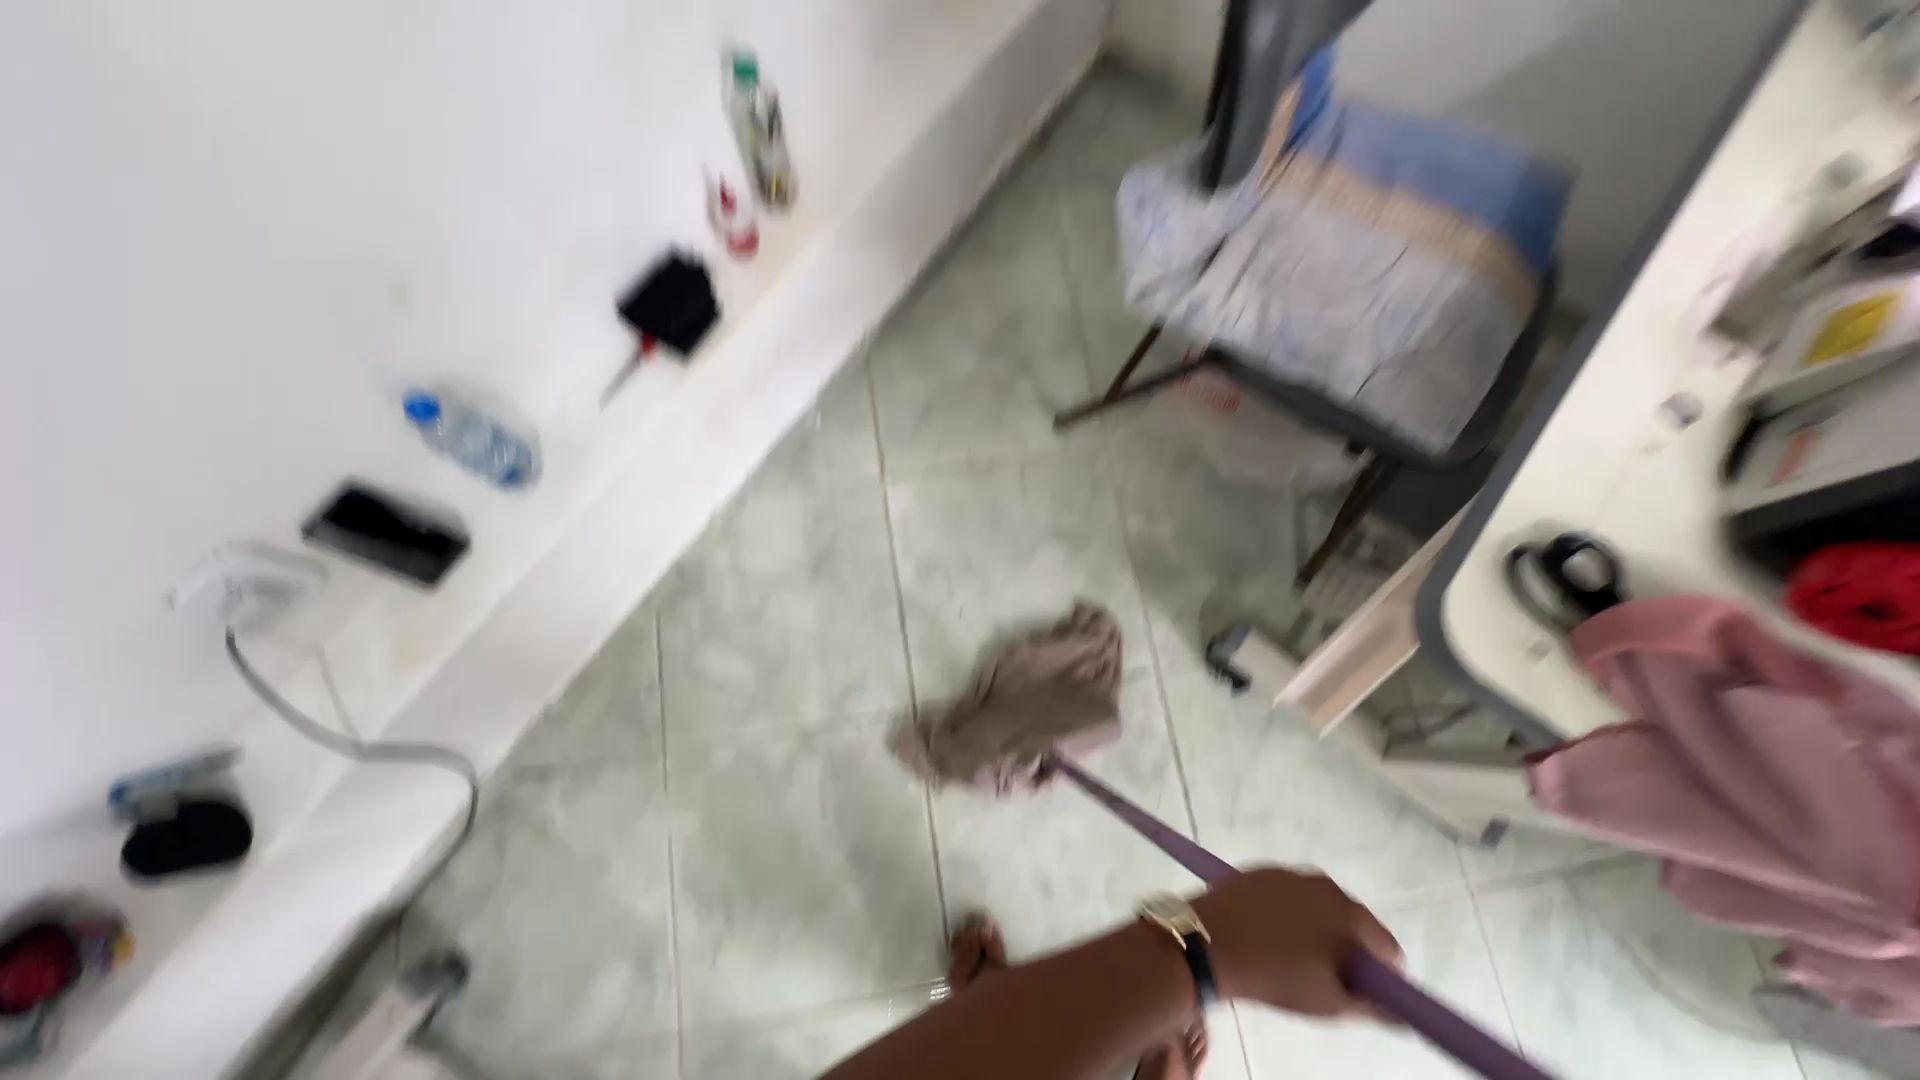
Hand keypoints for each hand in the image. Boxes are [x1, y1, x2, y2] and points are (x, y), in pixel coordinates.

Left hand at [1190, 865, 1402, 1017]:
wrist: (1207, 940)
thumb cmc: (1275, 974)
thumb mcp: (1330, 1002)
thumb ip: (1373, 1008)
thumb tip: (1403, 1016)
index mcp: (1350, 914)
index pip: (1387, 947)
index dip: (1383, 975)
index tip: (1362, 992)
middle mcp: (1326, 884)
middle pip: (1354, 922)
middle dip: (1349, 949)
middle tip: (1325, 977)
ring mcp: (1290, 873)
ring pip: (1319, 906)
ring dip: (1317, 928)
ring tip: (1292, 956)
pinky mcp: (1260, 870)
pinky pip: (1288, 895)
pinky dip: (1287, 912)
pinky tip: (1267, 933)